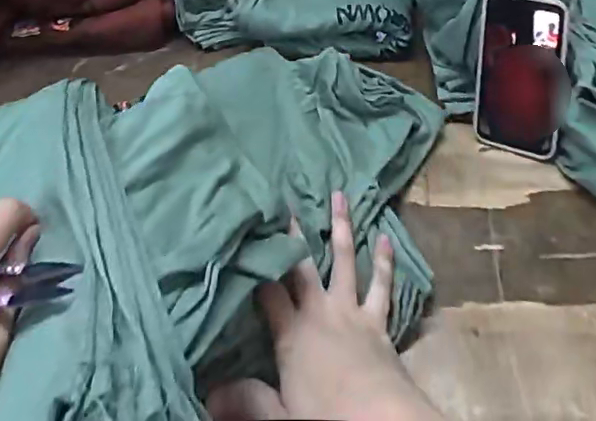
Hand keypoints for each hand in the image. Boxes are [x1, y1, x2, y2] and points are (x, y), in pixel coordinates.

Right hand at [206, 191, 442, 420]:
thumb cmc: (327, 418)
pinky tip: (387, 238)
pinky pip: (381, 285)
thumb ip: (248, 400)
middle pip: (303, 266)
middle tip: (287, 204)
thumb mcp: (281, 416)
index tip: (246, 235)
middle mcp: (319, 312)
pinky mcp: (378, 321)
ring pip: (344, 260)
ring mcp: (351, 311)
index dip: (257, 264)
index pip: (267, 291)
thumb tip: (208, 394)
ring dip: (341, 227)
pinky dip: (384, 261)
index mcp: (291, 333)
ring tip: (339, 196)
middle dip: (293, 235)